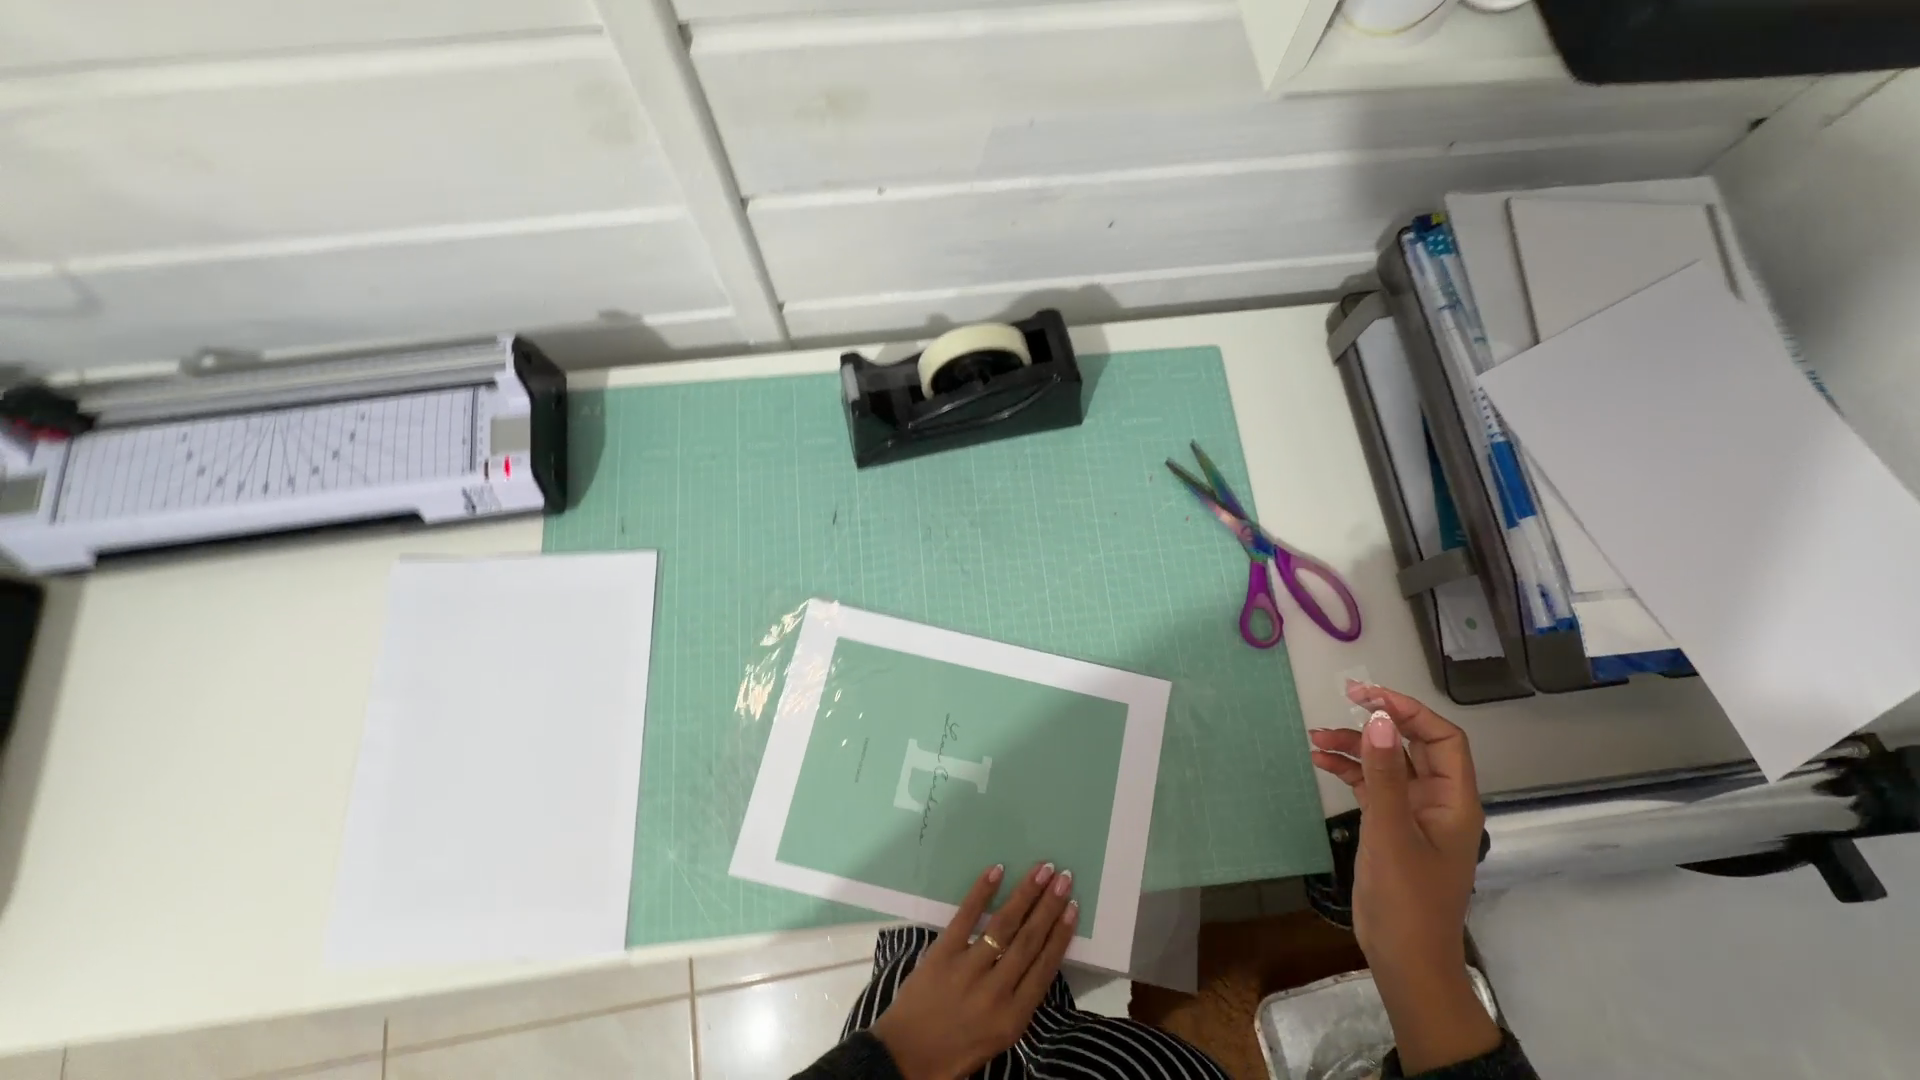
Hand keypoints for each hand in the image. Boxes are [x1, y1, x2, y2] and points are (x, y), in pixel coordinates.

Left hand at [870, 861, 1077, 1079]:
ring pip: (1004, 925)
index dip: (1061, 934)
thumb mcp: (1000, 1035)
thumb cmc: (957, 1048)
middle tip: (1065, 877)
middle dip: (1050, 906)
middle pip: (1029, 940)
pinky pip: (965, 917)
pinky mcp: (941, 954)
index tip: (1074, 907)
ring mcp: (967, 969)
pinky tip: (997, 871)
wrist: (906, 1056)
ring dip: (1025, 894)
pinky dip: (981, 892)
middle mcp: (995, 991)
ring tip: (1042, 870)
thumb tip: (1038, 956)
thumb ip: (1020, 999)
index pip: (1045, 967)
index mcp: (1013, 1017)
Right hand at [1309, 683, 1499, 1072]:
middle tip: (1343, 700)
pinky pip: (1372, 786)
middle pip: (1413, 746)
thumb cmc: (1406, 897)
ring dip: (1356, 747)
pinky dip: (1349, 771)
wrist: (1404, 957)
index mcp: (1454, 800)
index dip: (1410, 711)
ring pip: (1387, 764)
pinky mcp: (1391, 827)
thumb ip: (1383, 774)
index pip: (1442, 738)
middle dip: (1379, 722)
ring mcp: (1414, 814)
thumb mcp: (1390, 831)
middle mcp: (1438, 801)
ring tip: (1315, 737)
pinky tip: (1320, 761)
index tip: (1368, 696)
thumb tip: (1380, 718)